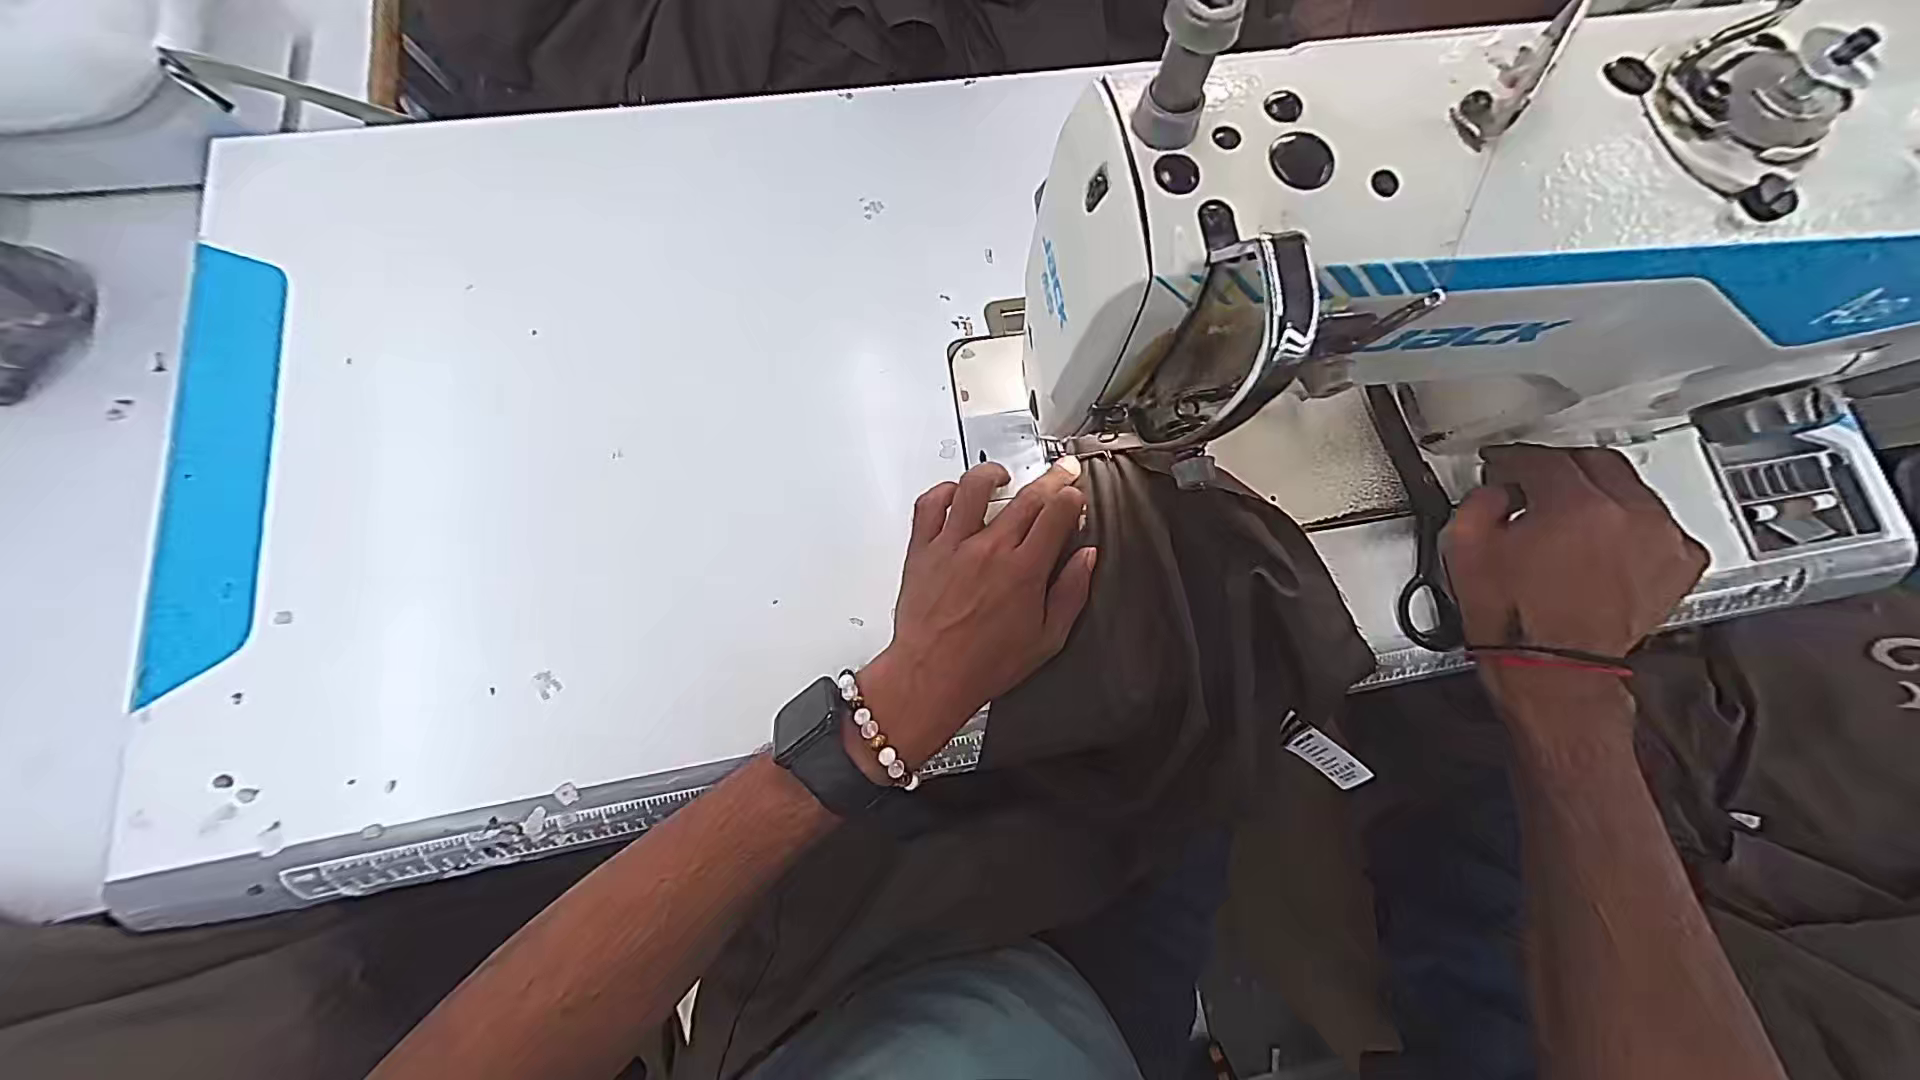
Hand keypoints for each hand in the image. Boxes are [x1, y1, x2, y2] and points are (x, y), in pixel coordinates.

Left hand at [849, 458, 1097, 773]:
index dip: (1073, 496)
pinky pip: (930, 505)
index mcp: (1024, 570)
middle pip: (1027, 495)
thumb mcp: (1047, 638)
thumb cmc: (984, 663)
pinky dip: (943, 490)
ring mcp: (953, 545)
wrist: (931, 675)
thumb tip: (1086, 559)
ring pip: (975, 487)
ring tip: (1004, 476)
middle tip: (1060, 474)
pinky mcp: (923, 549)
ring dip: (995, 473)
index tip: (1076, 497)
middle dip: (1052, 478)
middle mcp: (989, 550)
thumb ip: (1072, 592)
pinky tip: (954, 493)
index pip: (1058, 511)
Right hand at [1443, 445, 1707, 659]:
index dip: (1514, 457)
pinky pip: (1656, 522)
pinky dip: (1628, 520)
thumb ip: (1478, 503)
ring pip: (1631, 488)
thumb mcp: (1464, 548)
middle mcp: (1629, 515)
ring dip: (1596, 490)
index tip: (1502, 463)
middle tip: (1532, 476)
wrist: (1549, 662)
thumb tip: (1496, 492)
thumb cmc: (1511, 614)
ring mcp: (1661, 538)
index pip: (1544, 459)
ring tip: (1565, 508)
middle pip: (1596, 462)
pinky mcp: (1679, 562)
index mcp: (1575, 507)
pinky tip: (1601, 534)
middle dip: (1559, 464)